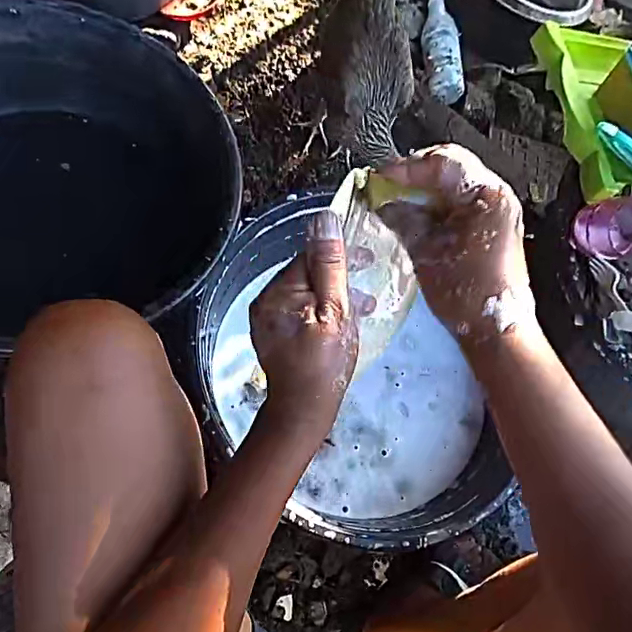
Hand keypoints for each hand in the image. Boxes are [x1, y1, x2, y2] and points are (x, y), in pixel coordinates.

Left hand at [250, 210, 357, 434]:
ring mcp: (269, 322)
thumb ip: (330, 267)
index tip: (366, 259)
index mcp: (276, 293)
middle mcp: (266, 303)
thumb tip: (325, 219)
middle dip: (339, 280)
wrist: (303, 413)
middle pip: (306, 275)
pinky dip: (323, 314)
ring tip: (361, 311)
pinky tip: (340, 326)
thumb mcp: (334, 312)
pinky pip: (301, 314)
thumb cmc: (322, 366)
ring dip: (334, 299)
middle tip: (366, 292)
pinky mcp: (276, 338)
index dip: (339, 255)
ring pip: (306, 296)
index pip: (308, 257)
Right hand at [374, 145, 533, 344]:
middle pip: (449, 168)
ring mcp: (495, 212)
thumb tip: (383, 204)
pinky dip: (433, 209)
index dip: (406, 168)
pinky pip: (457, 206)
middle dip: (413, 177)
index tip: (379, 179)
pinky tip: (413, 221)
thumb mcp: (426, 255)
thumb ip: (403, 222)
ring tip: (394, 205)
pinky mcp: (489, 228)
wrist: (495, 330)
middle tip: (384, 188)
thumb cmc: (469, 296)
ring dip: (421, 193)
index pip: (442, 163)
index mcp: (487, 195)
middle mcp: (496, 197)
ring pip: (451, 187)